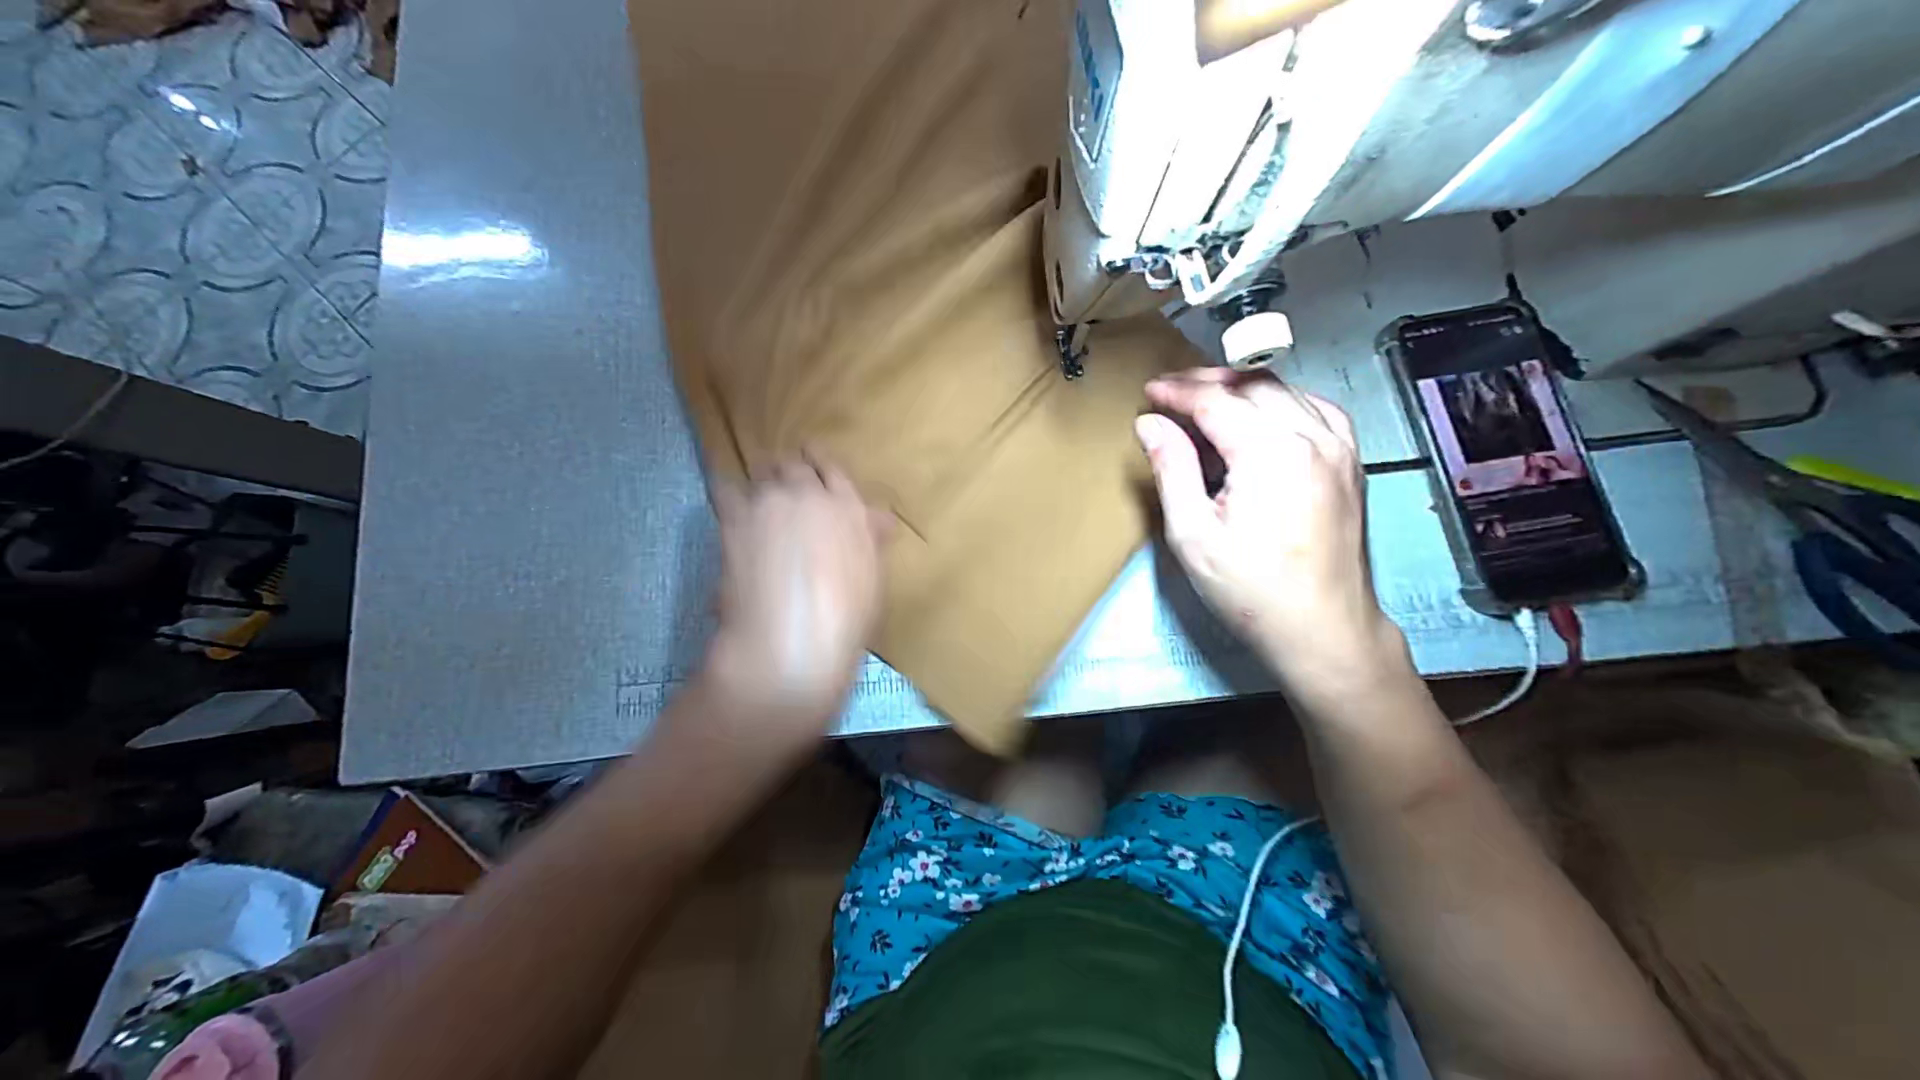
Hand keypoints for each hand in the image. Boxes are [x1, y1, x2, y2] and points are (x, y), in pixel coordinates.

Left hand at [702, 454, 891, 739]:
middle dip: (788, 473)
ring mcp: (771, 501)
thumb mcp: (872, 577)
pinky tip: (727, 505)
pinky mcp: (734, 517)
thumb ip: (869, 540)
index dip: (819, 464)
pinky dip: (727, 493)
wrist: (794, 639)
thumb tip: (877, 520)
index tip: (811, 462)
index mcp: (850, 508)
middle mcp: (810, 494)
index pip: (832, 470)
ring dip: (760, 483)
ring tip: (755, 499)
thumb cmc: (846, 618)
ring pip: (761, 473)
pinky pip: (724, 488)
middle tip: (782, 487)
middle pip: (793, 465)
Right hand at [1136, 369, 1399, 692]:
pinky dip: (1283, 400)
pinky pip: (1317, 409)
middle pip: (1254, 385)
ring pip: (1287, 390)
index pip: (1217, 400)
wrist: (1324, 629)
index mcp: (1271, 452)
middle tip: (1171, 391)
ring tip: (1208, 398)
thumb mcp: (1193, 534)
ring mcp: (1340, 447)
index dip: (1178, 392)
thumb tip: (1150, 423)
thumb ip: (1172, 468)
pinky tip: (1263, 415)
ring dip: (1244, 386)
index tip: (1149, 392)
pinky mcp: (1351, 462)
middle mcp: (1312, 436)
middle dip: (1208, 380)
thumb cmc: (1250, 590)